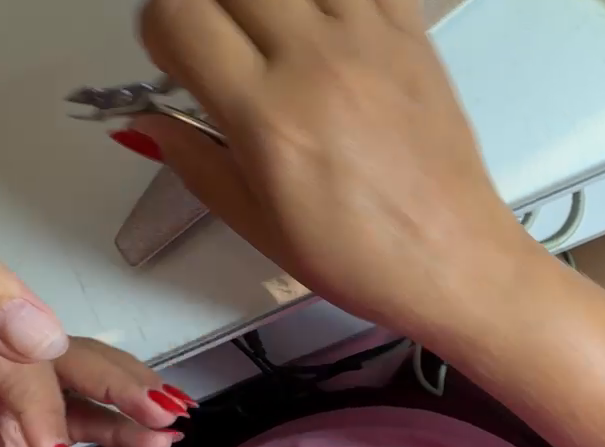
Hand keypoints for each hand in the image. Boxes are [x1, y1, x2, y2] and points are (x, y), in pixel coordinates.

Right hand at [129, 0, 543, 340]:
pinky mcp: (411, 32)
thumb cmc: (367, 263)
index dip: (161, 35)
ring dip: (266, 3)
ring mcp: (369, 38)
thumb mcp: (266, 232)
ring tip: (278, 42)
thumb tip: (148, 124)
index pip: (174, 15)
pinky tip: (330, 32)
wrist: (457, 264)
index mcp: (269, 118)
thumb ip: (199, 166)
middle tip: (225, 50)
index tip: (179, 64)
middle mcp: (316, 62)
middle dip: (206, 8)